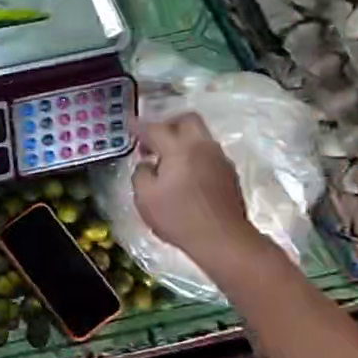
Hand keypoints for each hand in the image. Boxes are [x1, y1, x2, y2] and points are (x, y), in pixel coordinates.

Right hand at [133, 113, 266, 270]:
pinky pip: (208, 154)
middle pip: (187, 120)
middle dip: (168, 124)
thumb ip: (141, 173)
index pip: (155, 129)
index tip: (129, 124)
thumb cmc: (178, 217)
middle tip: (153, 140)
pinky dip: (193, 157)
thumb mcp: (145, 197)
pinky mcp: (229, 174)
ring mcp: (220, 159)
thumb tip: (147, 164)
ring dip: (182, 142)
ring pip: (200, 137)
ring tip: (166, 162)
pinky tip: (184, 177)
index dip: (139, 126)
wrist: (222, 238)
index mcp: (179, 149)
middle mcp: (203, 147)